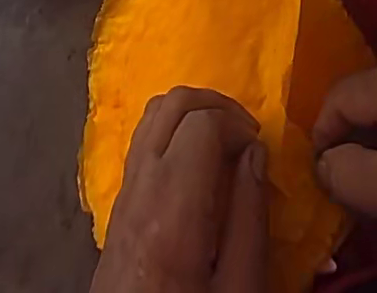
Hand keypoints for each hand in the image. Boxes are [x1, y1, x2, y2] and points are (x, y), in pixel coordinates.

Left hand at [91, 87, 269, 292]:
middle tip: (246, 135)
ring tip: (225, 142)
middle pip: (172, 103)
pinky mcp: (118, 206)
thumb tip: (255, 153)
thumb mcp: (240, 290)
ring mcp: (124, 193)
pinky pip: (145, 141)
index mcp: (173, 207)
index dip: (238, 124)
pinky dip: (175, 131)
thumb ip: (250, 216)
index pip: (202, 122)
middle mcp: (141, 186)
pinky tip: (197, 163)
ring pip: (153, 114)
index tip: (259, 150)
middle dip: (216, 104)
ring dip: (193, 113)